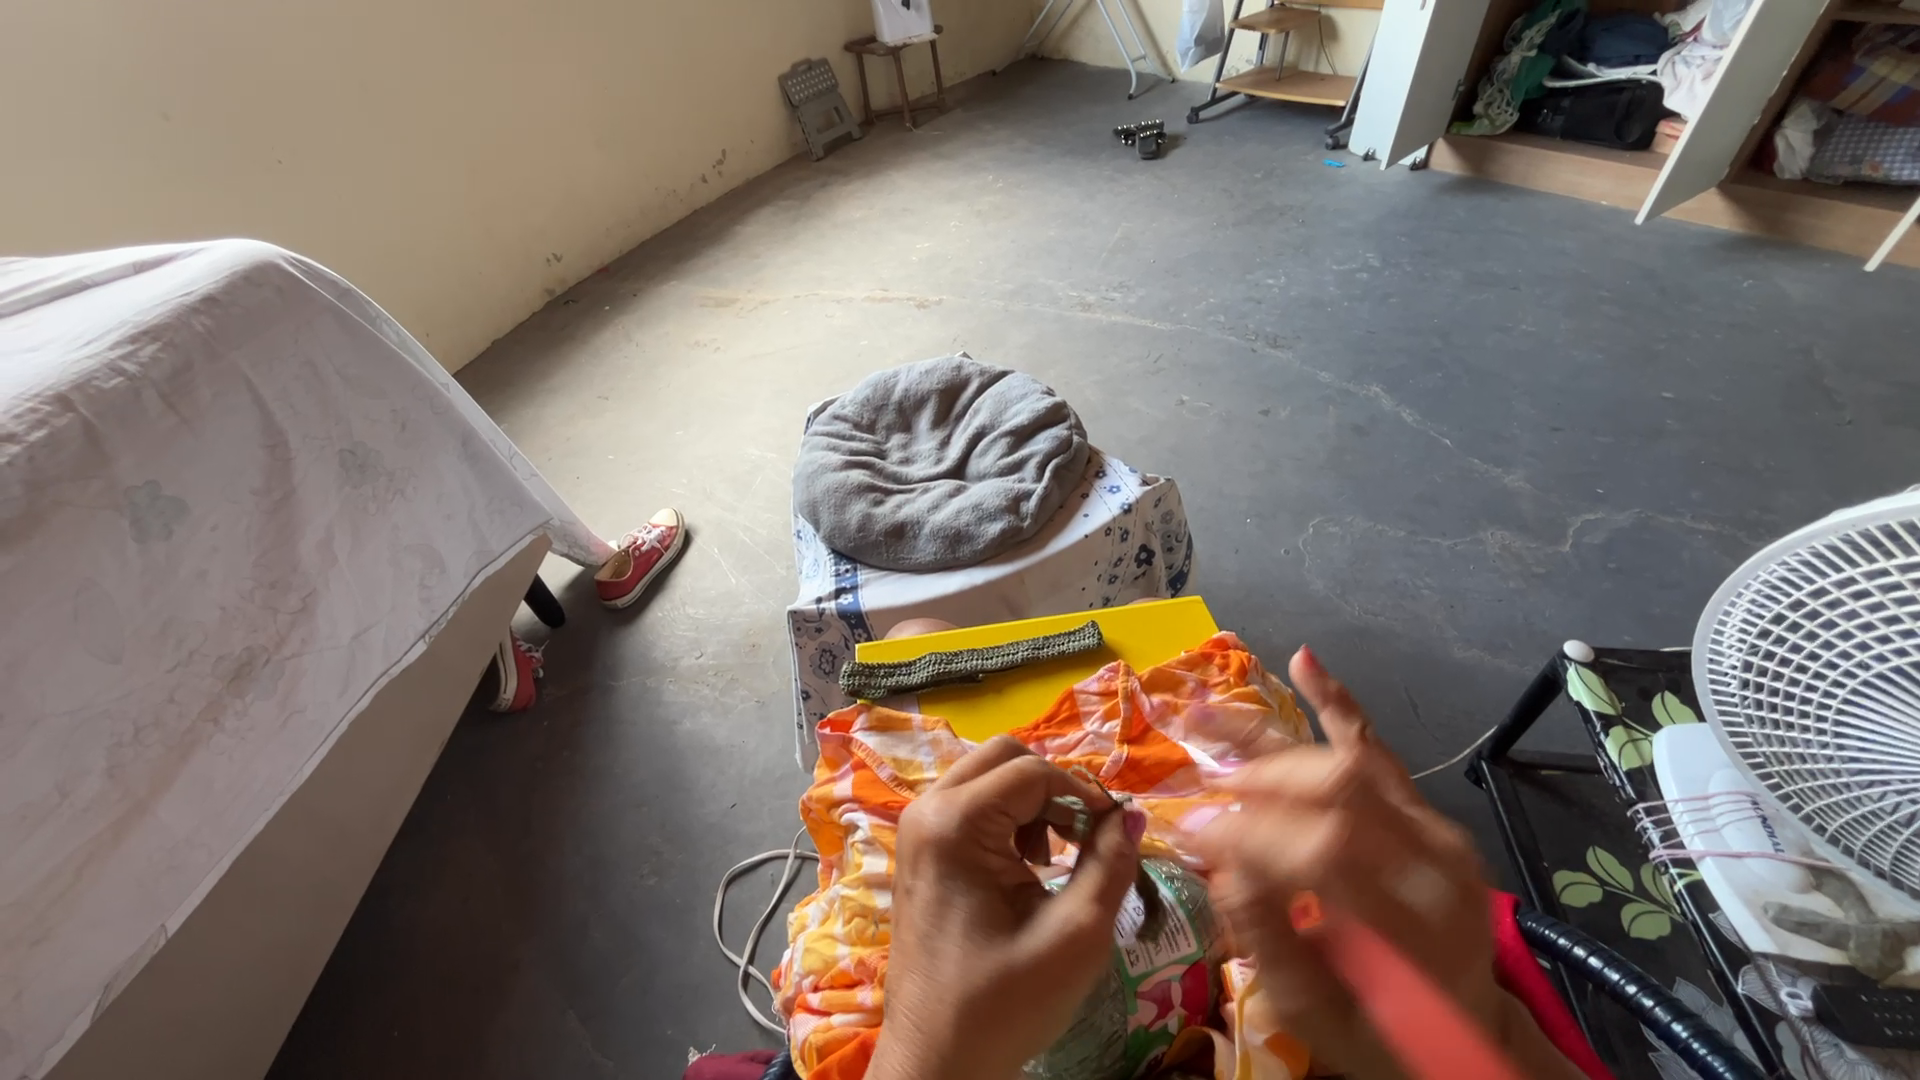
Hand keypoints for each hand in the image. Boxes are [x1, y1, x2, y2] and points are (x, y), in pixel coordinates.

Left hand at [869, 736, 1143, 1079]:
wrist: (935, 1063)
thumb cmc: (1002, 1006)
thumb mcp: (1074, 938)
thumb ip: (1110, 866)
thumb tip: (1132, 816)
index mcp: (954, 824)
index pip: (1033, 772)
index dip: (1082, 795)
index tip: (1113, 835)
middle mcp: (927, 809)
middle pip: (1005, 756)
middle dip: (1053, 789)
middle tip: (1083, 839)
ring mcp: (918, 826)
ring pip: (989, 775)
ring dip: (1031, 803)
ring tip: (1053, 861)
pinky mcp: (922, 846)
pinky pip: (972, 803)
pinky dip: (1009, 819)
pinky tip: (1026, 868)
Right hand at [1188, 647, 1500, 1079]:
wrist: (1464, 1026)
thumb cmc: (1381, 1030)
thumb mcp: (1313, 1007)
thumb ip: (1265, 932)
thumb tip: (1217, 856)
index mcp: (1411, 922)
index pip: (1321, 849)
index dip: (1247, 832)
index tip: (1189, 834)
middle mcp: (1431, 860)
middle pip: (1332, 790)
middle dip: (1254, 783)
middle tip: (1204, 792)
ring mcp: (1432, 826)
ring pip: (1345, 757)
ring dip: (1266, 736)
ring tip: (1203, 716)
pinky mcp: (1425, 810)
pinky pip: (1374, 747)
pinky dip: (1335, 701)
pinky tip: (1304, 660)